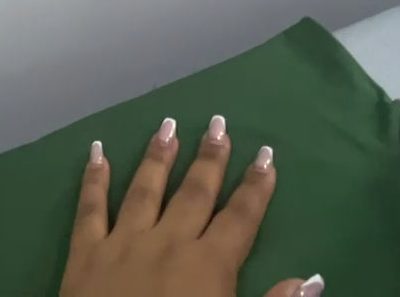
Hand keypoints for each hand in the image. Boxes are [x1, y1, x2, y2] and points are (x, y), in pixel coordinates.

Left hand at [60, 115, 322, 296]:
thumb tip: (312, 278)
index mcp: (207, 268)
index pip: (239, 219)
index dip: (256, 187)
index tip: (266, 153)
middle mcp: (168, 243)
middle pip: (194, 193)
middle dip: (209, 158)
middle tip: (218, 122)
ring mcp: (123, 243)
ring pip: (145, 189)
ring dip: (158, 157)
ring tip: (168, 124)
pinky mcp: (86, 254)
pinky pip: (91, 209)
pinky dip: (93, 178)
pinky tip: (96, 151)